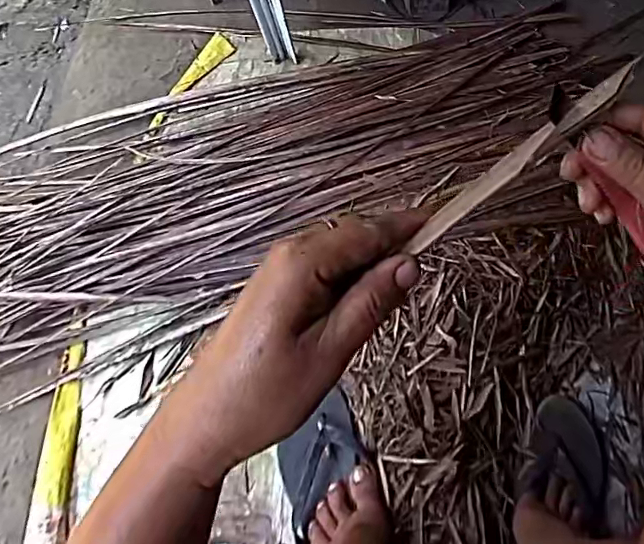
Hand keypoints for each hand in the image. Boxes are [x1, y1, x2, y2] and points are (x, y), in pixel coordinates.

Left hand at [150, 210, 425, 487]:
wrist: (200, 425)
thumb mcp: (328, 353)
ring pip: (343, 248)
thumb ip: (372, 303)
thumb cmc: (263, 396)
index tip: (444, 218)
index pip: (369, 231)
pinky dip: (353, 274)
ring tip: (395, 293)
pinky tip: (361, 301)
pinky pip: (327, 263)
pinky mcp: (279, 281)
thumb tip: (411, 263)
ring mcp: (282, 264)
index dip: (408, 225)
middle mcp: (291, 250)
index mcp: (302, 261)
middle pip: (357, 233)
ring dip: (373, 261)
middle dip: (392, 245)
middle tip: (421, 274)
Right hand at [561, 104, 643, 305]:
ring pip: (620, 158)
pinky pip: (627, 179)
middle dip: (596, 159)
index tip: (572, 146)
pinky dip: (611, 194)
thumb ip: (633, 169)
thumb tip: (595, 138)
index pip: (637, 115)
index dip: (600, 127)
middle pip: (624, 136)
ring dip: (600, 180)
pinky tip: (605, 211)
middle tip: (575, 177)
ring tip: (593, 204)